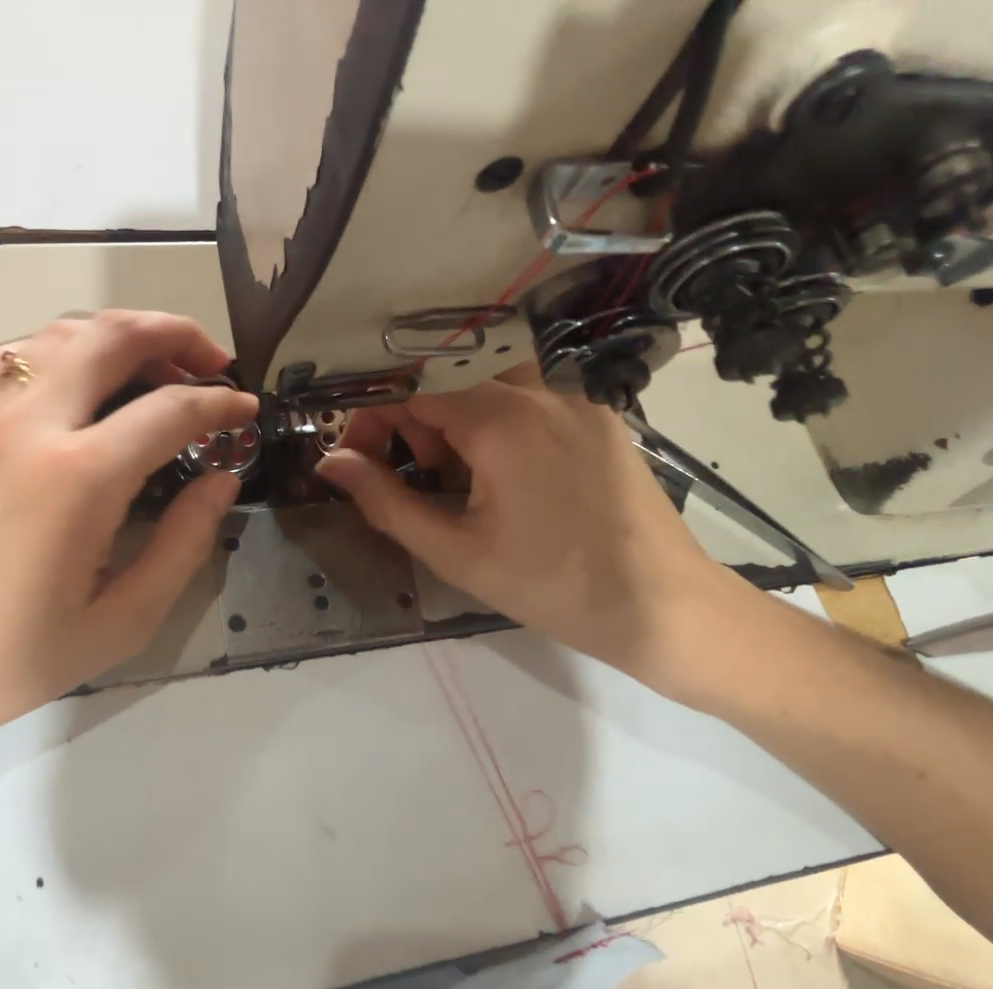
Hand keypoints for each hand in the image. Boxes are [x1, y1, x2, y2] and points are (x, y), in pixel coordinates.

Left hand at [0, 311, 256, 781]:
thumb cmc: (10, 661)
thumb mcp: (120, 623)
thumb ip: (182, 544)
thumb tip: (222, 481)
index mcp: (77, 477)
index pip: (170, 410)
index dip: (221, 405)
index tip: (249, 412)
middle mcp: (27, 427)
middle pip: (111, 338)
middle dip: (175, 334)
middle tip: (215, 361)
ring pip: (56, 334)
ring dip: (116, 335)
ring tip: (155, 366)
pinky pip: (6, 359)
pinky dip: (55, 350)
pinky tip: (74, 382)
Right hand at [316, 365, 746, 693]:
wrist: (661, 606)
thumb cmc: (554, 586)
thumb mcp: (457, 552)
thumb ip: (386, 501)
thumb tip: (331, 463)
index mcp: (502, 421)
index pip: (411, 388)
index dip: (372, 420)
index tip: (361, 463)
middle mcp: (541, 391)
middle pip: (449, 377)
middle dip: (415, 422)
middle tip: (419, 481)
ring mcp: (578, 398)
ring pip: (491, 382)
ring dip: (458, 418)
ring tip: (464, 479)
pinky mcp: (601, 416)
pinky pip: (533, 397)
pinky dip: (500, 422)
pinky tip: (510, 478)